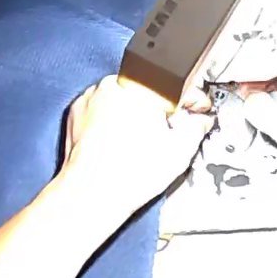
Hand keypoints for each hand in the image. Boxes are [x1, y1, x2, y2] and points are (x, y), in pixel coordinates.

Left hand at [60, 76, 212, 213]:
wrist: (91, 193)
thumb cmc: (130, 175)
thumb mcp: (180, 151)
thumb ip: (196, 127)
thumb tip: (199, 121)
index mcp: (145, 88)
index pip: (177, 85)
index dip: (192, 99)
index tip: (197, 108)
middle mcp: (116, 84)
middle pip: (149, 89)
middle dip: (160, 108)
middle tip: (166, 132)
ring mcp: (93, 95)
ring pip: (123, 97)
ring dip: (134, 112)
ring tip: (138, 142)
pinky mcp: (77, 109)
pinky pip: (101, 107)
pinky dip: (110, 119)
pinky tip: (117, 142)